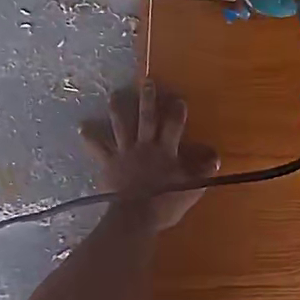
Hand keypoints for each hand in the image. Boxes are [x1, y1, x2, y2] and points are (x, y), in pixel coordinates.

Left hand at [80, 81, 219, 230]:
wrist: (135, 217)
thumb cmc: (166, 203)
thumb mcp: (192, 189)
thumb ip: (204, 172)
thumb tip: (216, 158)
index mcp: (166, 150)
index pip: (174, 125)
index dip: (177, 111)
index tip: (178, 99)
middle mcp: (145, 146)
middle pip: (146, 118)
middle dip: (147, 99)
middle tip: (146, 82)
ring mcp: (125, 153)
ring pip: (121, 125)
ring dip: (118, 108)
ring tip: (115, 94)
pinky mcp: (109, 163)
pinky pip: (98, 147)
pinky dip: (90, 137)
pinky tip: (82, 126)